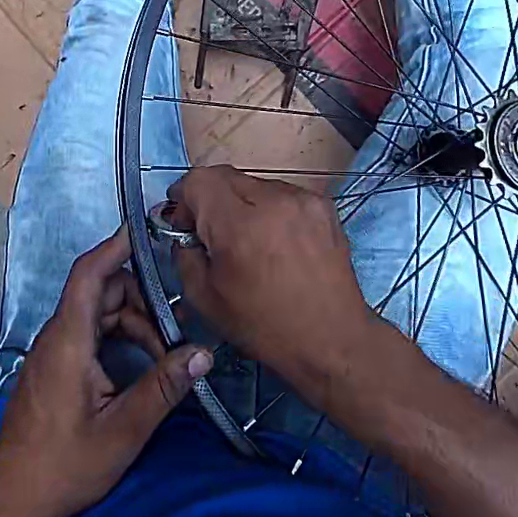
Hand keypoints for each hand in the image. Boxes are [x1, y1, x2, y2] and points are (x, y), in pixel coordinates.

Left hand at [0, 231, 212, 516]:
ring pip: (99, 314)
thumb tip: (202, 355)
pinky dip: (119, 339)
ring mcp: (55, 348)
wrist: (13, 496)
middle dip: (141, 302)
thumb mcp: (122, 430)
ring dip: (134, 325)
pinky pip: (91, 334)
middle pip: (101, 292)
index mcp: (70, 338)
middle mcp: (59, 333)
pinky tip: (144, 365)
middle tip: (178, 331)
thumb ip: (162, 388)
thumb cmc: (65, 465)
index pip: (89, 273)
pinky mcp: (57, 364)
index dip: (115, 246)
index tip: (145, 229)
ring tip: (167, 357)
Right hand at [168, 166, 400, 390]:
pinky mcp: (321, 205)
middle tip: (209, 231)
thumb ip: (182, 252)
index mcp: (238, 226)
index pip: (198, 180)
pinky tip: (271, 239)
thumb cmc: (264, 326)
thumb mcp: (202, 297)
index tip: (184, 221)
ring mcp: (301, 200)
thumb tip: (183, 229)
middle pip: (222, 175)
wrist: (334, 340)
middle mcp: (272, 202)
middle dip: (208, 198)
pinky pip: (278, 192)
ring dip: (237, 202)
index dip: (183, 197)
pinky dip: (265, 208)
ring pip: (250, 182)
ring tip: (245, 238)